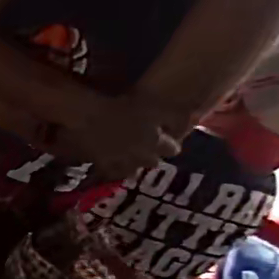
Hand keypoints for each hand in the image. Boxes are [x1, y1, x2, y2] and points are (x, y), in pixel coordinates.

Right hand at [52, 91, 184, 177]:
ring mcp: (122, 164)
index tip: (166, 138)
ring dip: (132, 164)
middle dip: (151, 155)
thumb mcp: (155, 105)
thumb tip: (190, 122)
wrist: (88, 117)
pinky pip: (111, 173)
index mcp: (156, 141)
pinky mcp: (103, 167)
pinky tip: (109, 163)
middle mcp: (142, 157)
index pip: (172, 148)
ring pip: (132, 171)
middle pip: (153, 162)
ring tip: (126, 156)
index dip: (169, 143)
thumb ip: (174, 117)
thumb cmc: (122, 106)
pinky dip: (112, 169)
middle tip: (144, 146)